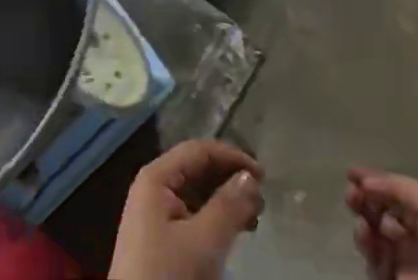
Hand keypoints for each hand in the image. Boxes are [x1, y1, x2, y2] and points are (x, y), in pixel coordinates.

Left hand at [110, 139, 264, 279]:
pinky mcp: (160, 239)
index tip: (263, 176)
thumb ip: (229, 205)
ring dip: (226, 201)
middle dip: (230, 180)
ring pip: (197, 193)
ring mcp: (155, 214)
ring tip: (253, 218)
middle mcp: (154, 188)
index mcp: (157, 177)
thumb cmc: (169, 276)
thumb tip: (250, 176)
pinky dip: (215, 219)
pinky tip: (234, 232)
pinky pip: (192, 215)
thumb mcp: (204, 242)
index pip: (200, 151)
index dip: (233, 157)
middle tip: (261, 199)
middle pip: (198, 170)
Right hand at [346, 169, 417, 279]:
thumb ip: (401, 189)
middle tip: (351, 195)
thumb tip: (367, 182)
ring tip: (361, 223)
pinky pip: (376, 266)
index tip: (352, 173)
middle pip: (384, 215)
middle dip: (365, 201)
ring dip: (364, 226)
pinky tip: (366, 238)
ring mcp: (410, 265)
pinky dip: (367, 250)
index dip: (377, 182)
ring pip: (377, 240)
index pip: (400, 195)